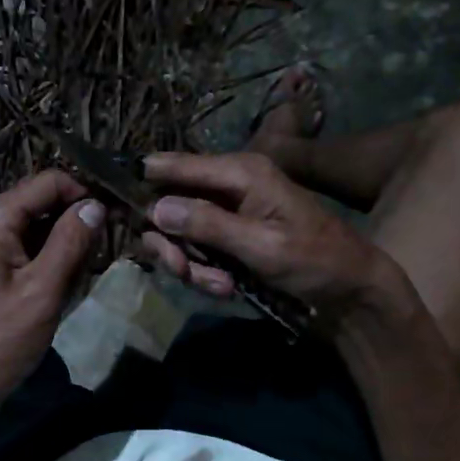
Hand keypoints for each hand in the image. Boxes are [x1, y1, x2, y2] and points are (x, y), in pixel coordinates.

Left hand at [0, 170, 103, 411]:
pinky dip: (53, 254)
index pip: (50, 181)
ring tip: (86, 270)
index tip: (119, 212)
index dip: (86, 191)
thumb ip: (71, 241)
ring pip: (42, 220)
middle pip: (45, 198)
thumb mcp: (43, 290)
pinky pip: (30, 240)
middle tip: (106, 248)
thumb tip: (97, 203)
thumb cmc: (2, 339)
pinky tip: (67, 280)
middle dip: (78, 218)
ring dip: (68, 240)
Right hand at [140, 152, 385, 309]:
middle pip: (167, 204)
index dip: (140, 178)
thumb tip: (155, 209)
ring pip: (177, 233)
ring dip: (189, 263)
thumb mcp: (263, 244)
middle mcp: (226, 186)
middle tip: (181, 268)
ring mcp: (224, 215)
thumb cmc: (316, 261)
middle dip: (170, 241)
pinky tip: (227, 288)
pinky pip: (194, 252)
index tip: (109, 199)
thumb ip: (208, 225)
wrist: (350, 296)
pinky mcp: (224, 239)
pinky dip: (203, 273)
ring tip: (218, 285)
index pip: (174, 165)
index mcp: (240, 172)